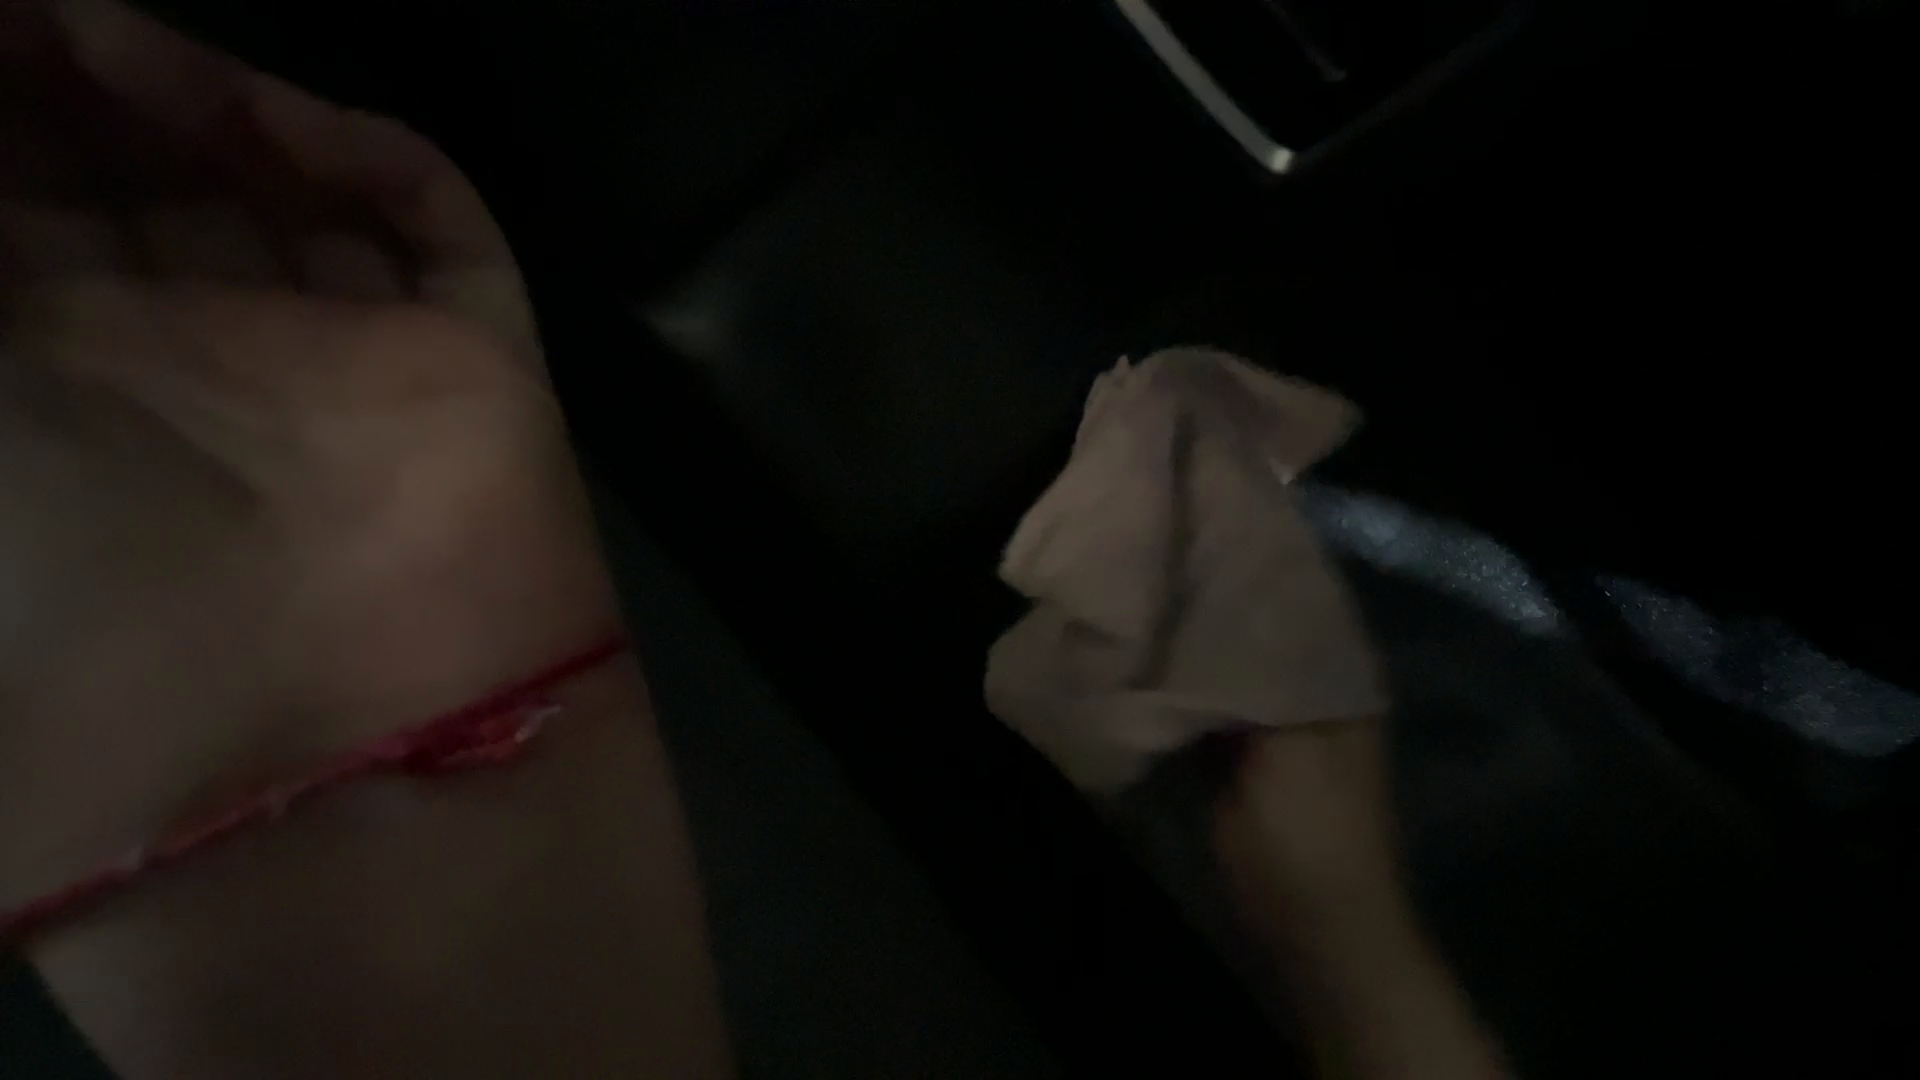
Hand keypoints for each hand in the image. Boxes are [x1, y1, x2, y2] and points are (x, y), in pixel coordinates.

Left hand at [0, 0, 615, 898]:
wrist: (347, 703)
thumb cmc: (88, 563)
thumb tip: (11, 96)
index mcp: (59, 386)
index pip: (26, 210)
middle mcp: (212, 367)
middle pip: (160, 192)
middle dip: (90, 92)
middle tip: (52, 30)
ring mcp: (360, 361)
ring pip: (306, 202)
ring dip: (227, 110)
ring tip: (148, 60)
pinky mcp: (478, 362)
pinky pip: (447, 237)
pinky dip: (382, 162)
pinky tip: (293, 126)